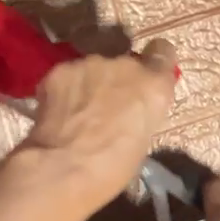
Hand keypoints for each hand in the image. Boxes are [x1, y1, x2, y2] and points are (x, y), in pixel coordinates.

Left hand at [16, 40, 177, 207]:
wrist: (65, 167)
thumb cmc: (112, 168)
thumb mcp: (142, 140)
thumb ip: (140, 114)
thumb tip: (128, 112)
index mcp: (154, 86)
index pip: (162, 52)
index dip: (153, 64)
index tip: (145, 78)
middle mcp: (126, 65)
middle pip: (123, 64)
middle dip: (116, 80)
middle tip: (104, 107)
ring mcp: (91, 63)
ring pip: (93, 68)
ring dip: (89, 84)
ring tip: (76, 113)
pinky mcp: (61, 69)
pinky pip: (67, 76)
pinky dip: (64, 90)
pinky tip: (57, 112)